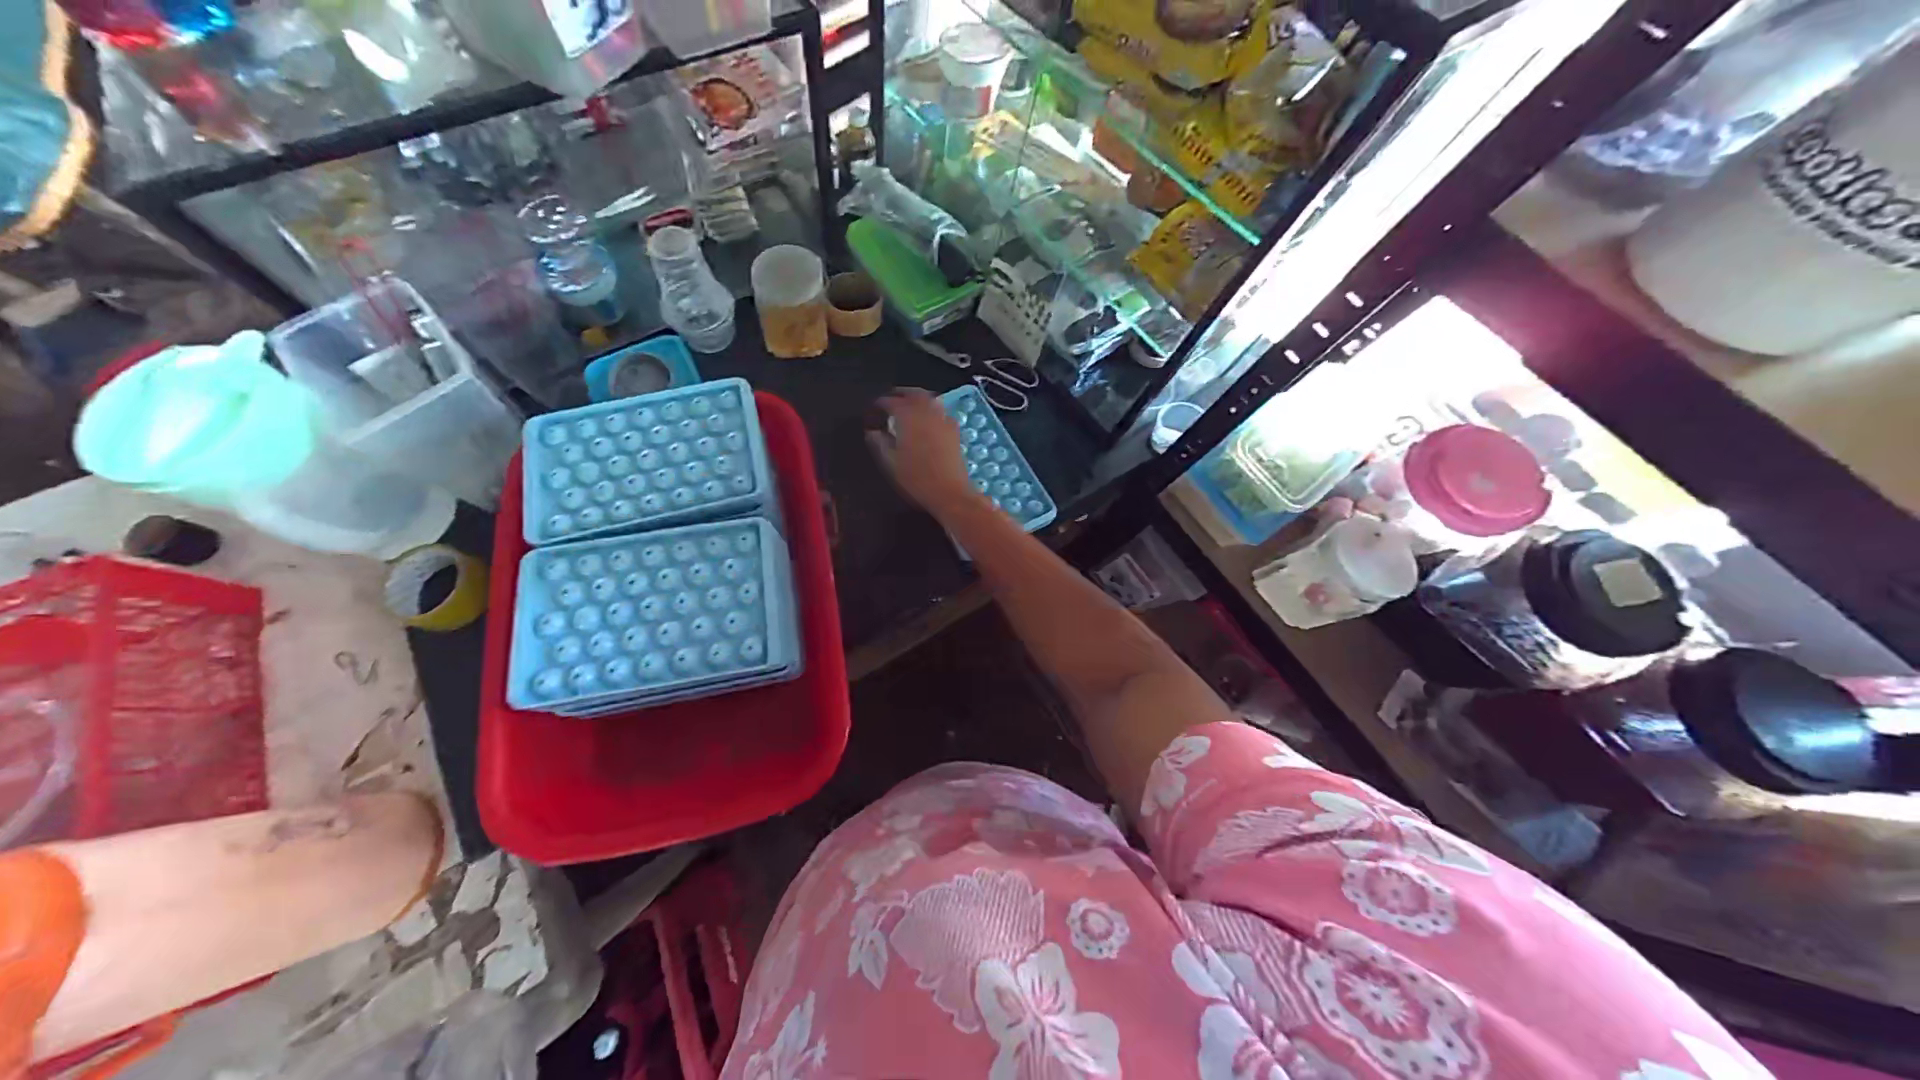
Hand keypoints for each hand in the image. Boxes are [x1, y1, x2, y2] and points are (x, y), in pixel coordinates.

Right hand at [867, 388, 978, 516]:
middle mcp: (927, 413)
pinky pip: (942, 412)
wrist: (950, 492)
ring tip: (909, 405)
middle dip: (902, 393)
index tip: (875, 407)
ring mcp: (943, 420)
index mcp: (908, 417)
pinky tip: (929, 419)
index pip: (892, 402)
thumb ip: (880, 443)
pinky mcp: (955, 430)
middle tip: (892, 398)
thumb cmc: (916, 478)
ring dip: (918, 398)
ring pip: (930, 399)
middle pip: (914, 394)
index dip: (882, 403)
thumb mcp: (891, 463)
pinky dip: (933, 409)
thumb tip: (872, 432)